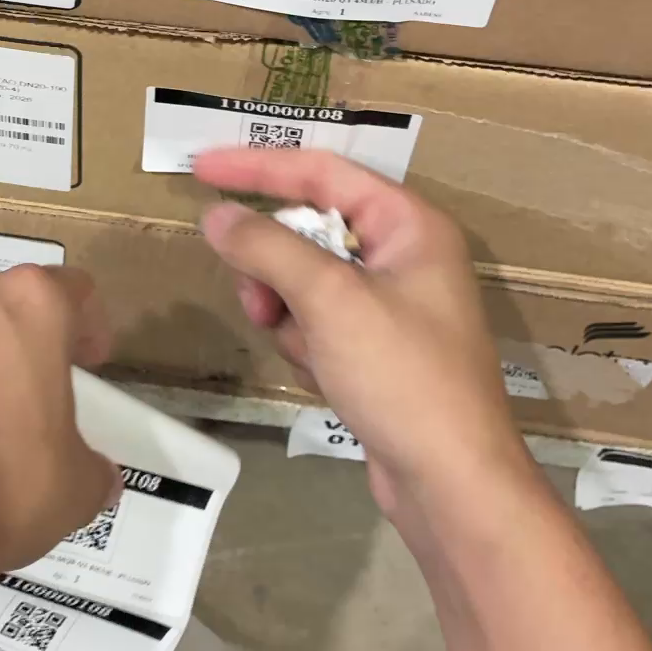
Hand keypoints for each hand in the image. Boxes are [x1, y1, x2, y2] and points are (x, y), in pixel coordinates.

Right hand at [193, 149, 532, 507]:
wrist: (450, 485)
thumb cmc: (402, 377)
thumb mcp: (329, 300)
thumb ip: (266, 247)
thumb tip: (215, 214)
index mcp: (407, 225)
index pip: (320, 171)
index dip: (257, 165)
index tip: (200, 168)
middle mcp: (399, 255)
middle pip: (303, 228)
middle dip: (271, 264)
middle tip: (257, 299)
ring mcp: (385, 303)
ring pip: (298, 277)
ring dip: (282, 308)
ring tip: (300, 347)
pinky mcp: (370, 344)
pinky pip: (311, 317)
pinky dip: (300, 340)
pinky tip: (320, 373)